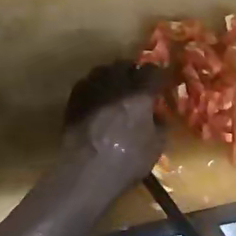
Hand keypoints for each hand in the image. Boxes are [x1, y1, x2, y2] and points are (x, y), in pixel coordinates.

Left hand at [60, 62, 166, 193]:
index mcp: (139, 94)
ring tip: (116, 90)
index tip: (161, 83)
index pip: (154, 71)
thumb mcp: (156, 147)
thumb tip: (157, 115)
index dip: (159, 75)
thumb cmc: (126, 161)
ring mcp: (92, 88)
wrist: (85, 170)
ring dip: (113, 77)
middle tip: (138, 86)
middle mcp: (115, 84)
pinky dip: (96, 87)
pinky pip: (88, 83)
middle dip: (134, 73)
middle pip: (127, 65)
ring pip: (104, 70)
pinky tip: (98, 100)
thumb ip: (160, 125)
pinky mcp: (74, 98)